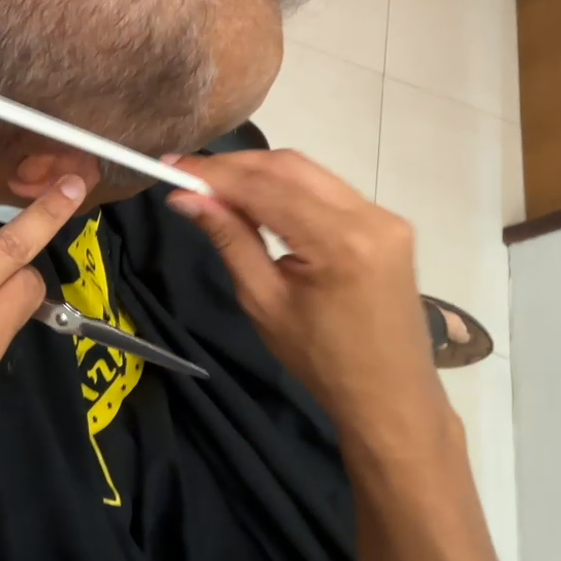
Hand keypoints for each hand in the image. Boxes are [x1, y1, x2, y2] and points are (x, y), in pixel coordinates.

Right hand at [165, 151, 443, 439]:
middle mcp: (368, 217)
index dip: (212, 172)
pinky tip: (254, 196)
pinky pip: (324, 187)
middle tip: (186, 173)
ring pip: (306, 170)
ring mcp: (383, 216)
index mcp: (338, 242)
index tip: (170, 166)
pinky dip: (283, 184)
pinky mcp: (386, 222)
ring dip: (256, 171)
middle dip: (232, 165)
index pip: (263, 187)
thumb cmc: (319, 358)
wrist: (390, 395)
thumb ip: (228, 237)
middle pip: (287, 167)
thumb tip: (184, 197)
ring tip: (212, 184)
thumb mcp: (261, 298)